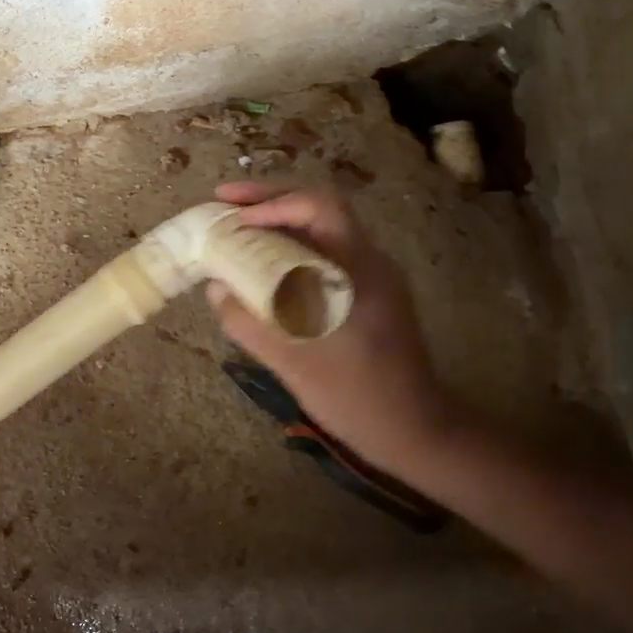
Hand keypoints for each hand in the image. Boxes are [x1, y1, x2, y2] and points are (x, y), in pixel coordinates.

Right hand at [205, 183, 461, 462]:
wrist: (416, 432)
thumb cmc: (358, 397)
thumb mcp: (293, 363)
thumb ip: (249, 322)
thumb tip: (215, 288)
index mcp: (359, 269)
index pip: (319, 207)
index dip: (273, 203)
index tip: (234, 219)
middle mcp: (370, 262)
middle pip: (318, 209)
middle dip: (268, 201)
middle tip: (222, 203)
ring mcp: (372, 278)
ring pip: (321, 231)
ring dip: (278, 223)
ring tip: (235, 229)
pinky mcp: (367, 296)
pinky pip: (324, 255)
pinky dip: (289, 249)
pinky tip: (262, 267)